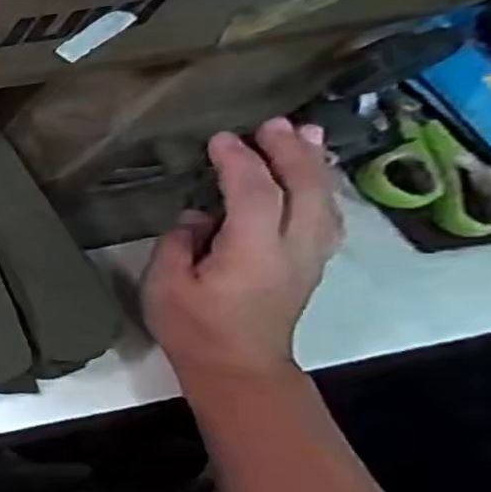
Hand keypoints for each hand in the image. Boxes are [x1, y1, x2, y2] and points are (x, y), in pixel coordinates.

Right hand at [142, 118, 342, 381]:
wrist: (237, 367)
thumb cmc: (192, 328)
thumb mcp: (165, 285)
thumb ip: (179, 243)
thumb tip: (198, 218)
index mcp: (253, 251)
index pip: (255, 193)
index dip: (239, 161)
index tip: (219, 139)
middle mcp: (293, 248)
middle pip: (304, 188)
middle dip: (289, 152)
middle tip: (271, 123)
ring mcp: (309, 256)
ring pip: (324, 199)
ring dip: (314, 164)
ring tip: (305, 135)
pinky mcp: (310, 263)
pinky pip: (325, 214)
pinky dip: (319, 187)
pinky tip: (310, 177)